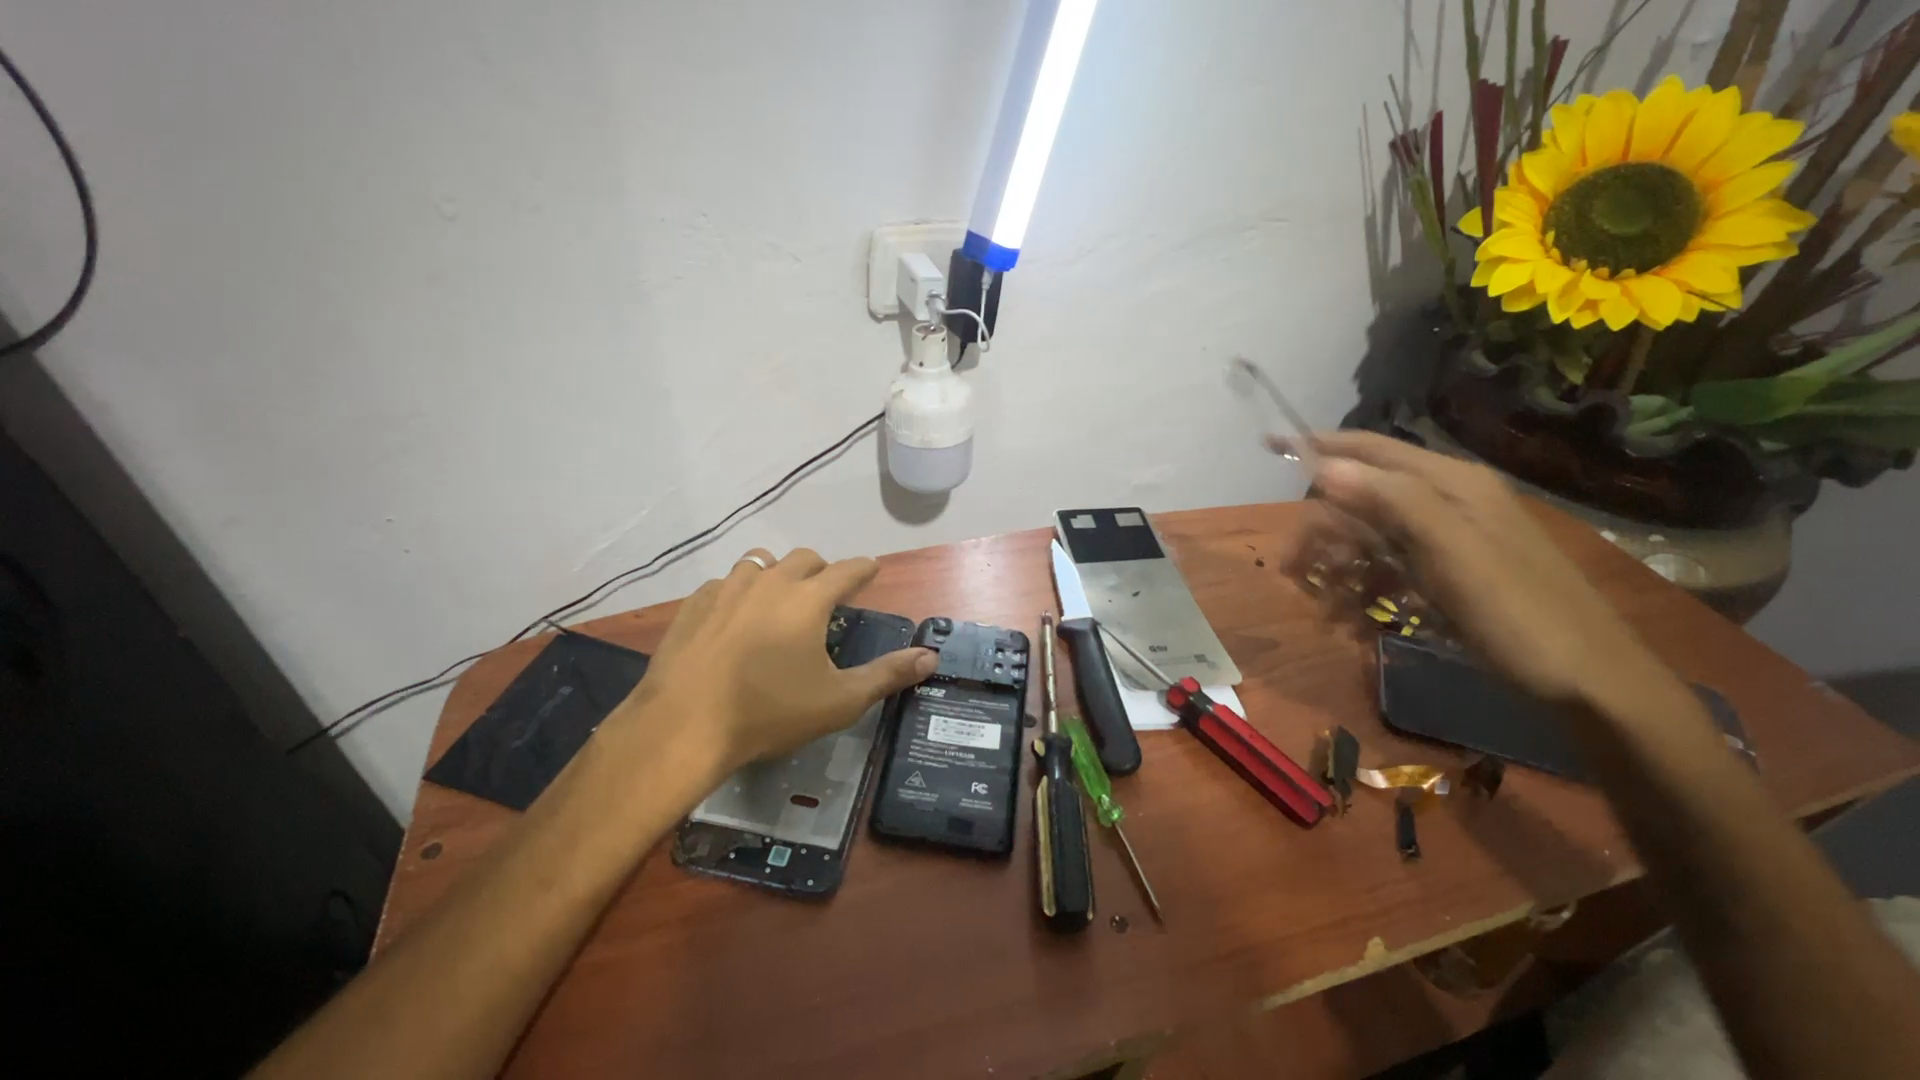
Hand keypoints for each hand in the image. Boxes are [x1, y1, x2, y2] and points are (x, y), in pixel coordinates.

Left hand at [625, 548, 937, 772]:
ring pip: (759, 563)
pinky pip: (724, 584)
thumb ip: (886, 675)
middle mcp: (768, 582)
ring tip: (780, 598)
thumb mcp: (838, 701)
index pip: (846, 570)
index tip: (871, 569)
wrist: (684, 725)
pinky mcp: (693, 605)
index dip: (863, 569)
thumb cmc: (769, 712)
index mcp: (807, 599)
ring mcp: (725, 590)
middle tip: (827, 591)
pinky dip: (739, 592)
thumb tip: (930, 657)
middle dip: (821, 569)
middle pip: (803, 558)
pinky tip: (735, 617)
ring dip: (777, 574)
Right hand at [1294, 431, 1666, 706]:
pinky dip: (1370, 587)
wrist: (1592, 683)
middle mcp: (1453, 500)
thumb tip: (1325, 465)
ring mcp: (1457, 539)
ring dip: (1343, 564)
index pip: (1371, 450)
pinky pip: (1397, 567)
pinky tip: (1360, 617)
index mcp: (1452, 483)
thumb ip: (1391, 501)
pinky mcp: (1459, 575)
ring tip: (1327, 605)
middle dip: (1324, 528)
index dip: (1318, 446)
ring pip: (1376, 535)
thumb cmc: (1518, 615)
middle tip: (1295, 570)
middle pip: (1366, 495)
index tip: (1268, 446)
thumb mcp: (1452, 553)